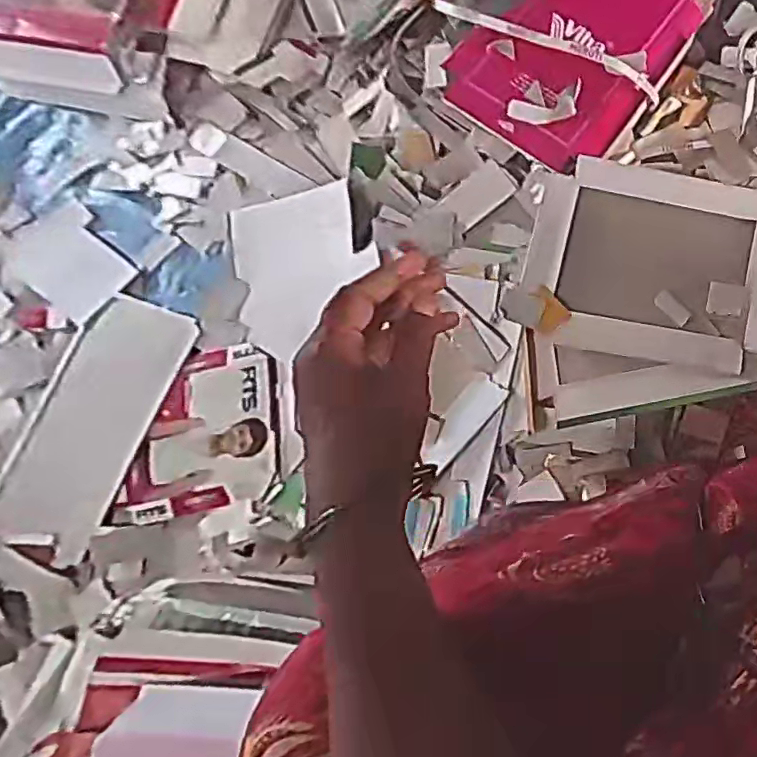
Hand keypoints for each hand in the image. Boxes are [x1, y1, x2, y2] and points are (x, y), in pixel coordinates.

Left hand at [296, 252, 457, 514]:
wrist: (359, 495)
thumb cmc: (373, 446)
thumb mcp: (406, 381)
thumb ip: (416, 337)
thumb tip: (424, 306)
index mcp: (328, 351)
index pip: (358, 297)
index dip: (391, 273)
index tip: (418, 261)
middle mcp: (321, 360)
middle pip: (360, 310)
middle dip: (398, 289)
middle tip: (429, 274)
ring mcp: (330, 379)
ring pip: (368, 331)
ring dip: (402, 314)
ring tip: (435, 302)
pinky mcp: (344, 395)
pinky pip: (370, 353)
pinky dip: (399, 339)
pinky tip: (422, 339)